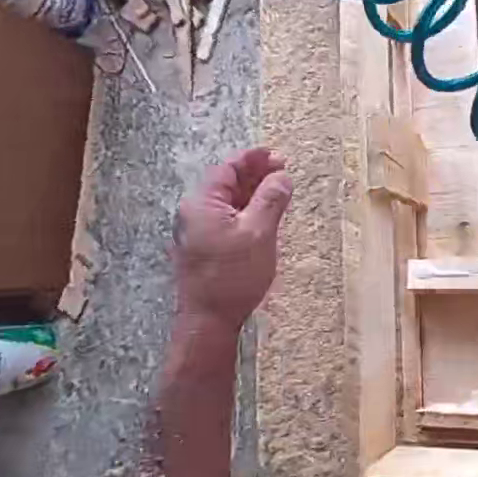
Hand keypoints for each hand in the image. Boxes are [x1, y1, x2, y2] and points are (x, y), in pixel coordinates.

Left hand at [174, 148, 293, 328]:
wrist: (208, 320)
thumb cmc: (232, 276)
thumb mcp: (259, 233)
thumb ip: (271, 200)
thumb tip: (282, 177)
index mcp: (202, 203)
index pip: (228, 168)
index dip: (254, 159)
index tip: (278, 156)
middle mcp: (194, 212)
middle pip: (227, 183)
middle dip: (255, 175)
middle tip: (283, 172)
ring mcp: (197, 231)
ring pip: (227, 202)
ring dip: (252, 194)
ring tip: (279, 192)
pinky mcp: (204, 247)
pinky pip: (226, 219)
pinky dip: (245, 212)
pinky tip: (264, 217)